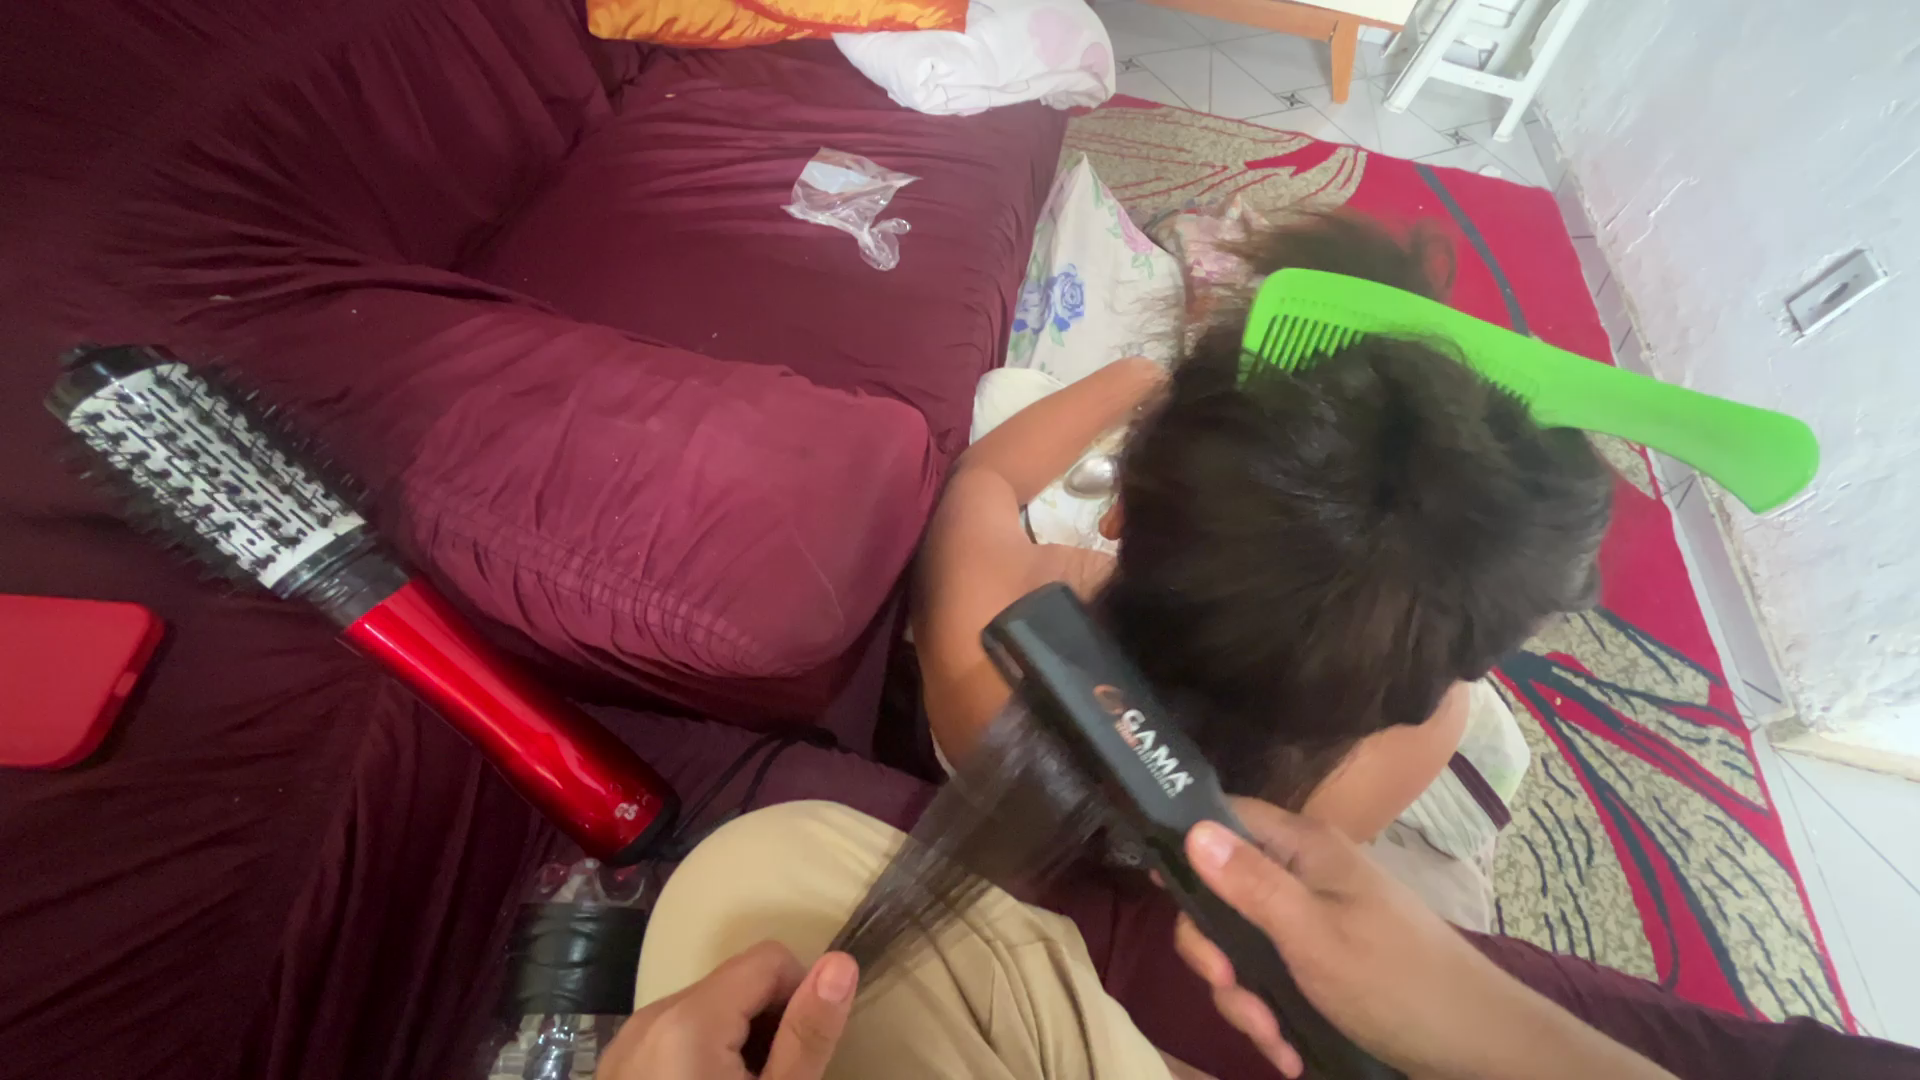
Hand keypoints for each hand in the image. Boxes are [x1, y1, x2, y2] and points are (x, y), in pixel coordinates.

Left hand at [600, 941, 858, 1079]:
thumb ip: (808, 1033)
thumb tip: (842, 961)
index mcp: (690, 1016)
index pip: (772, 959)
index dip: (801, 997)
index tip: (799, 1056)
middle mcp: (651, 1015)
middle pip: (737, 981)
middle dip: (768, 1023)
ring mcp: (625, 1045)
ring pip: (708, 1008)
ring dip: (737, 1042)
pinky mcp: (615, 1072)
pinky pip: (676, 1035)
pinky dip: (703, 1058)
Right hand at [1177, 799, 1673, 1079]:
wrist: (1487, 1056)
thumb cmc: (1398, 983)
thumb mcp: (1314, 935)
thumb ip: (1250, 884)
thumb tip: (1191, 829)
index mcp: (1301, 848)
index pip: (1225, 816)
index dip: (1188, 844)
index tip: (1162, 890)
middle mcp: (1300, 873)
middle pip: (1223, 889)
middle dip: (1216, 948)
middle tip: (1229, 986)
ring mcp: (1310, 918)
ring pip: (1241, 941)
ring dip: (1243, 994)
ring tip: (1272, 1039)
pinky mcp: (1318, 960)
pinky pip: (1269, 975)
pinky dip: (1268, 1012)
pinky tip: (1287, 1051)